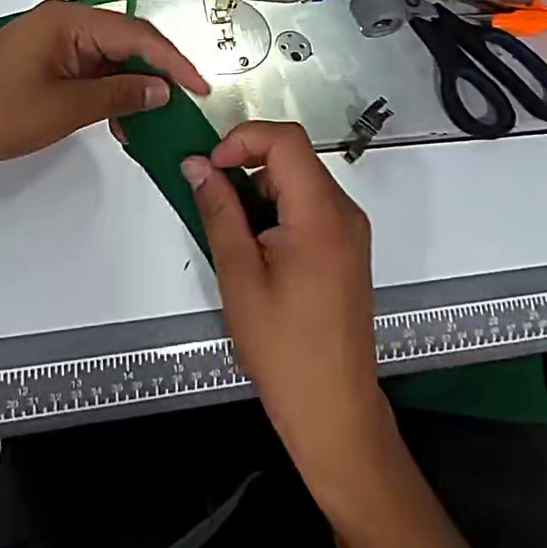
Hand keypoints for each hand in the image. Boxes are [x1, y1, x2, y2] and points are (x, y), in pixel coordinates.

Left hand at [0, 0, 208, 188]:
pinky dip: (108, 91)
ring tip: (151, 120)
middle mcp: (64, 21)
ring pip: (110, 58)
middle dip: (155, 73)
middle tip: (181, 105)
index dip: (173, 63)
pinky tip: (118, 119)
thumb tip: (162, 90)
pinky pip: (90, 70)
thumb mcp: (65, 107)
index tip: (200, 89)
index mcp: (69, 20)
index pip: (137, 36)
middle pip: (126, 42)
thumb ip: (119, 94)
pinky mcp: (45, 59)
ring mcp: (53, 40)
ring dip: (131, 86)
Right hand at [180, 122, 384, 464]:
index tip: (211, 165)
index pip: (286, 140)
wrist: (332, 408)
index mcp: (321, 215)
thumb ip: (218, 210)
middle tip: (211, 194)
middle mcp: (344, 213)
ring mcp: (350, 230)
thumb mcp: (238, 274)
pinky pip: (309, 205)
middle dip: (247, 164)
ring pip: (299, 179)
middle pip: (294, 157)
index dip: (242, 139)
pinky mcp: (347, 246)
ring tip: (232, 229)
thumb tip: (197, 166)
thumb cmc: (286, 350)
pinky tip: (255, 244)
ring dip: (260, 188)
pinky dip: (277, 208)